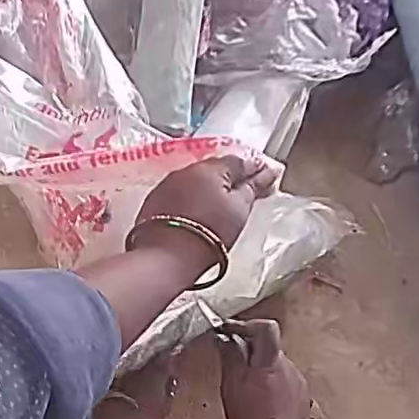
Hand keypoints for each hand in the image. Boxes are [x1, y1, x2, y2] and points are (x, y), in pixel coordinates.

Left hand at [133, 153, 280, 250]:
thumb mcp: (239, 209)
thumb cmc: (209, 232)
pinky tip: (198, 214)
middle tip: (247, 196)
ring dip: (209, 190)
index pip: (239, 161)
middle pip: (213, 171)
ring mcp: (163, 188)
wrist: (164, 257)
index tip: (267, 182)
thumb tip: (267, 172)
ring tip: (222, 207)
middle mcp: (182, 172)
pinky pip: (177, 197)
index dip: (256, 170)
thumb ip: (253, 187)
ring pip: (193, 183)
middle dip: (231, 180)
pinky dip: (190, 201)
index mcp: (208, 168)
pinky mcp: (150, 205)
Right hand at [216, 319, 310, 418]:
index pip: (266, 327)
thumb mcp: (230, 382)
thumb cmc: (249, 414)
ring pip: (275, 363)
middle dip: (249, 349)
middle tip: (230, 358)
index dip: (245, 326)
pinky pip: (283, 378)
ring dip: (259, 366)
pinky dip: (270, 381)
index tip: (230, 331)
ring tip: (244, 383)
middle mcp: (288, 366)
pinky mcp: (301, 393)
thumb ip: (230, 355)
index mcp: (269, 361)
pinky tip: (260, 396)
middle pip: (268, 346)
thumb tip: (225, 338)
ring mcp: (298, 380)